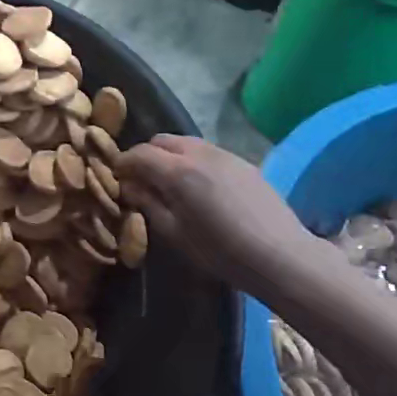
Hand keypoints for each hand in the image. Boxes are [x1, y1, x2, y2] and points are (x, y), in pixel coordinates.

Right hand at [118, 135, 319, 296]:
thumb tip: (129, 186)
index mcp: (178, 171)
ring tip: (169, 184)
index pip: (140, 153)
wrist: (279, 254)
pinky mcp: (243, 163)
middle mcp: (200, 153)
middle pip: (163, 140)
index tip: (116, 178)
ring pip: (187, 143)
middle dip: (147, 155)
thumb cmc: (220, 252)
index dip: (123, 163)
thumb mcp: (175, 233)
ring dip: (171, 156)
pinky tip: (199, 187)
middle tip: (141, 181)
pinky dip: (193, 161)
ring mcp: (225, 155)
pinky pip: (208, 152)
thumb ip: (149, 204)